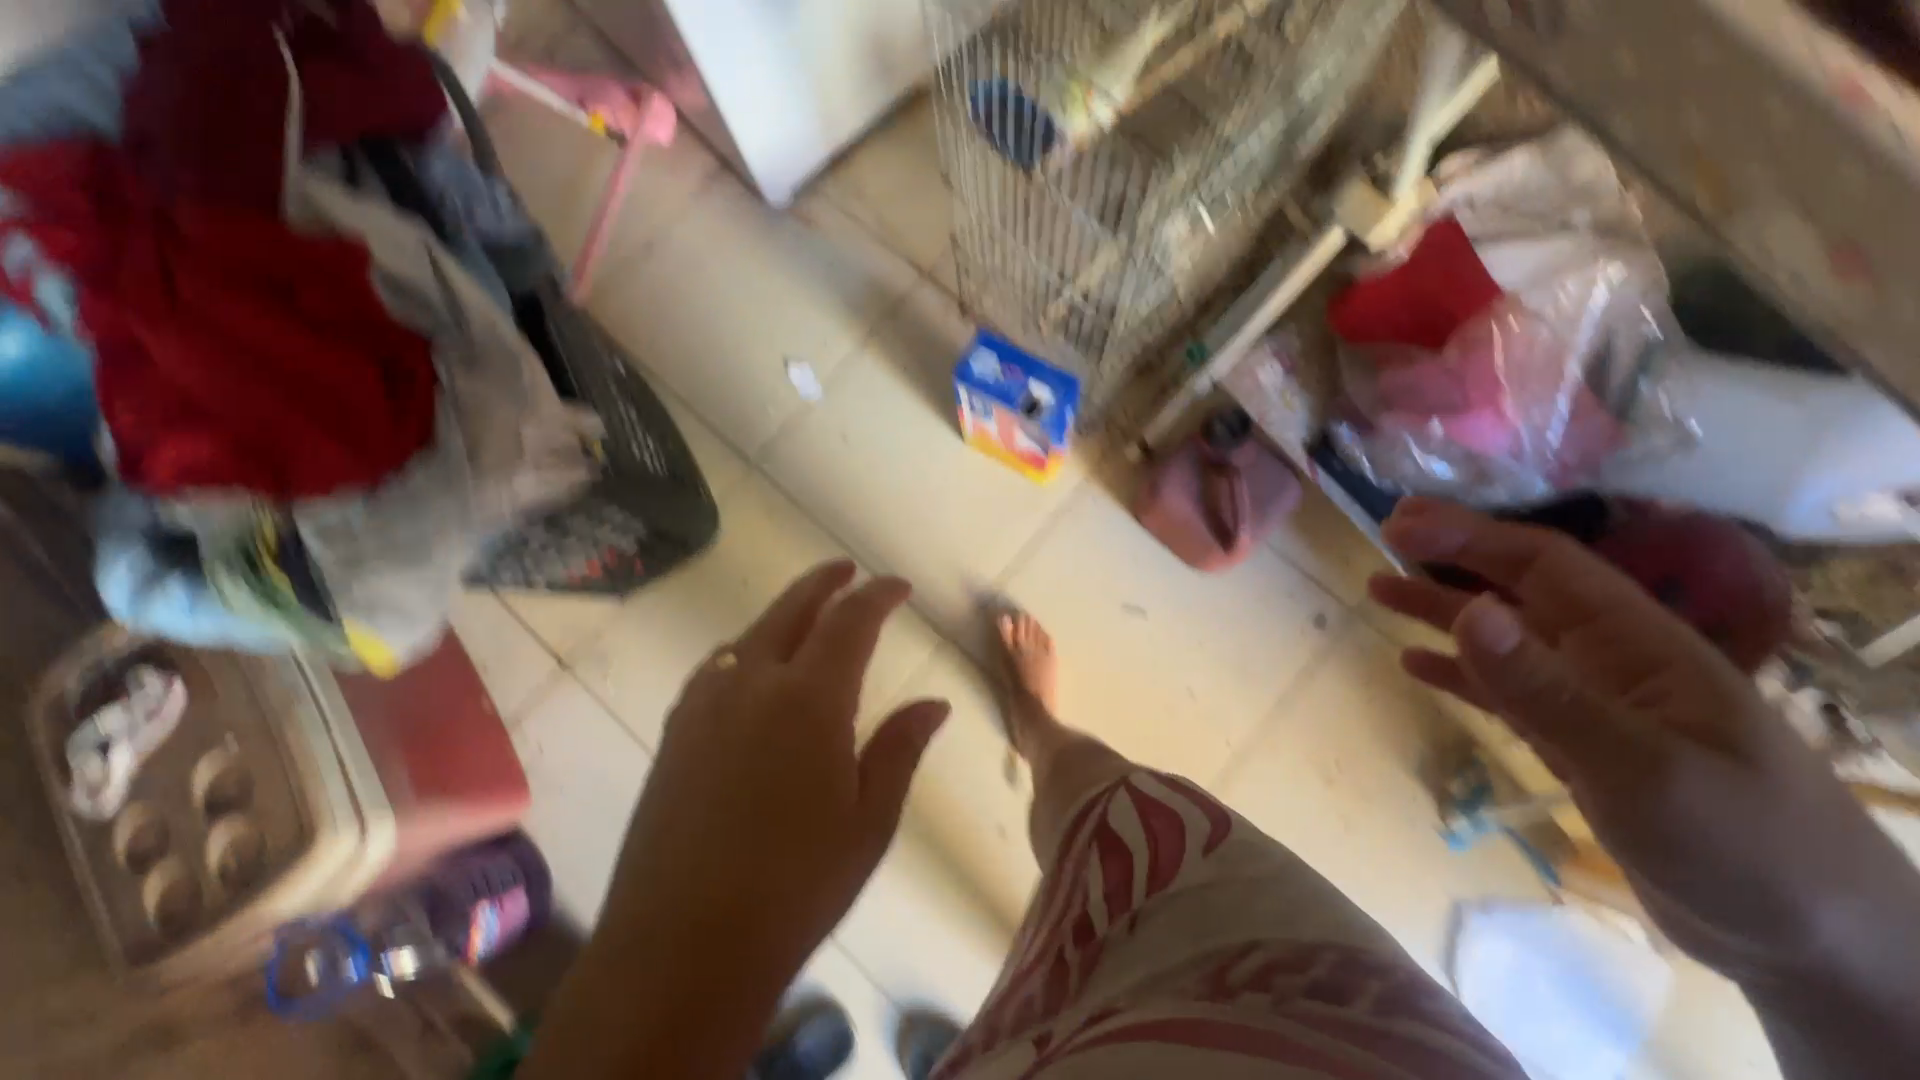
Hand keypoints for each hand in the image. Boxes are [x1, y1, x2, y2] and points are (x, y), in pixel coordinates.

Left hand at [520, 561, 949, 1079]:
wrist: (680, 946)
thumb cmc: (794, 887)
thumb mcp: (868, 821)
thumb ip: (899, 749)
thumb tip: (933, 703)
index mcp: (810, 699)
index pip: (850, 622)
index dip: (877, 596)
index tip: (899, 585)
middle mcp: (751, 684)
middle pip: (790, 610)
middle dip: (824, 583)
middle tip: (847, 570)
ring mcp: (703, 706)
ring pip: (747, 636)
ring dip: (782, 614)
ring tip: (805, 616)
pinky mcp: (673, 734)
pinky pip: (715, 669)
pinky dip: (744, 651)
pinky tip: (750, 673)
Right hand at [1368, 498, 1919, 994]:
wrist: (1812, 941)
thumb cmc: (1744, 846)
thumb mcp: (1641, 768)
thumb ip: (1549, 690)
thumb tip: (1470, 610)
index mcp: (1640, 644)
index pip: (1545, 565)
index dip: (1471, 536)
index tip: (1402, 524)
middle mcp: (1614, 661)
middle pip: (1521, 592)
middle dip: (1453, 557)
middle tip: (1385, 535)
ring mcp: (1599, 706)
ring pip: (1507, 641)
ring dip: (1444, 613)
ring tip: (1379, 590)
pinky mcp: (1585, 750)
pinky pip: (1510, 696)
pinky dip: (1464, 676)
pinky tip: (1418, 666)